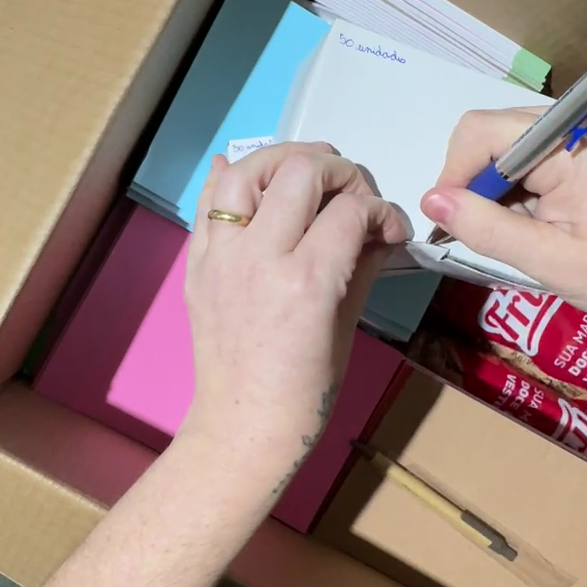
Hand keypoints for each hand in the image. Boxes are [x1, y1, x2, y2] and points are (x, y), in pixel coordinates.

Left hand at [184, 142, 410, 472]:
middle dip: (340, 170)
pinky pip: (206, 203)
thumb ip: (362, 264)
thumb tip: (377, 226)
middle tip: (353, 195)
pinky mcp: (195, 264)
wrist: (242, 427)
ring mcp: (220, 258)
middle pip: (300, 172)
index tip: (390, 229)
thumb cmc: (306, 393)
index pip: (352, 212)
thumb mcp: (347, 326)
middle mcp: (258, 258)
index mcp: (305, 281)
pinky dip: (225, 177)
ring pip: (245, 171)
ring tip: (305, 173)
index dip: (383, 211)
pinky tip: (245, 171)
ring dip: (281, 160)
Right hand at [421, 112, 586, 327]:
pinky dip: (518, 190)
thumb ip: (487, 228)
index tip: (449, 222)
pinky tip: (533, 225)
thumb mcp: (550, 260)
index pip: (482, 131)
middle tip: (482, 231)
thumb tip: (431, 202)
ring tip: (515, 233)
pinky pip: (532, 158)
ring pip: (508, 147)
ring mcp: (586, 135)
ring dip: (496, 189)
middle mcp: (577, 124)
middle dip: (474, 181)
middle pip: (492, 133)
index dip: (455, 174)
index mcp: (571, 141)